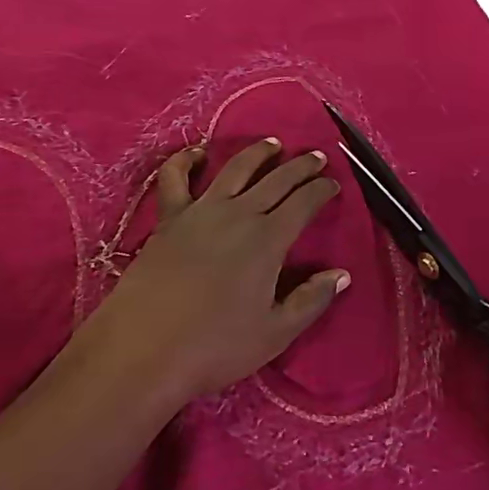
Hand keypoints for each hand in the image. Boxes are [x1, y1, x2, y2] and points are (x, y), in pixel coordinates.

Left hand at [74, 138, 349, 402]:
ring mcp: (201, 210)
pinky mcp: (169, 216)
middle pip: (276, 179)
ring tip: (273, 144)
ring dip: (258, 153)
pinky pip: (175, 177)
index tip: (334, 184)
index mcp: (268, 239)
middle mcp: (238, 213)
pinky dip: (186, 159)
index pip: (303, 203)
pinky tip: (197, 152)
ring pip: (235, 168)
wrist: (147, 345)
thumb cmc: (215, 345)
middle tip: (316, 156)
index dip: (321, 190)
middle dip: (300, 166)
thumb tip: (341, 275)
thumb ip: (310, 300)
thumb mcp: (274, 333)